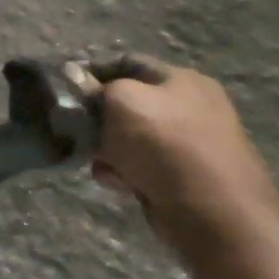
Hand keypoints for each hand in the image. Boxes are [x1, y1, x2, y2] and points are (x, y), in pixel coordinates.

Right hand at [91, 55, 278, 263]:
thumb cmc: (165, 144)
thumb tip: (72, 74)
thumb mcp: (120, 101)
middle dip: (97, 116)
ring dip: (106, 147)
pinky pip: (139, 164)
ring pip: (127, 136)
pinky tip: (118, 182)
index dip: (91, 72)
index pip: (125, 63)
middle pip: (125, 102)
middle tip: (74, 127)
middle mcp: (190, 107)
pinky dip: (123, 171)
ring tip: (99, 161)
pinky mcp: (184, 176)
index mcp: (183, 81)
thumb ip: (92, 85)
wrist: (215, 215)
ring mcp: (190, 144)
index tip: (64, 88)